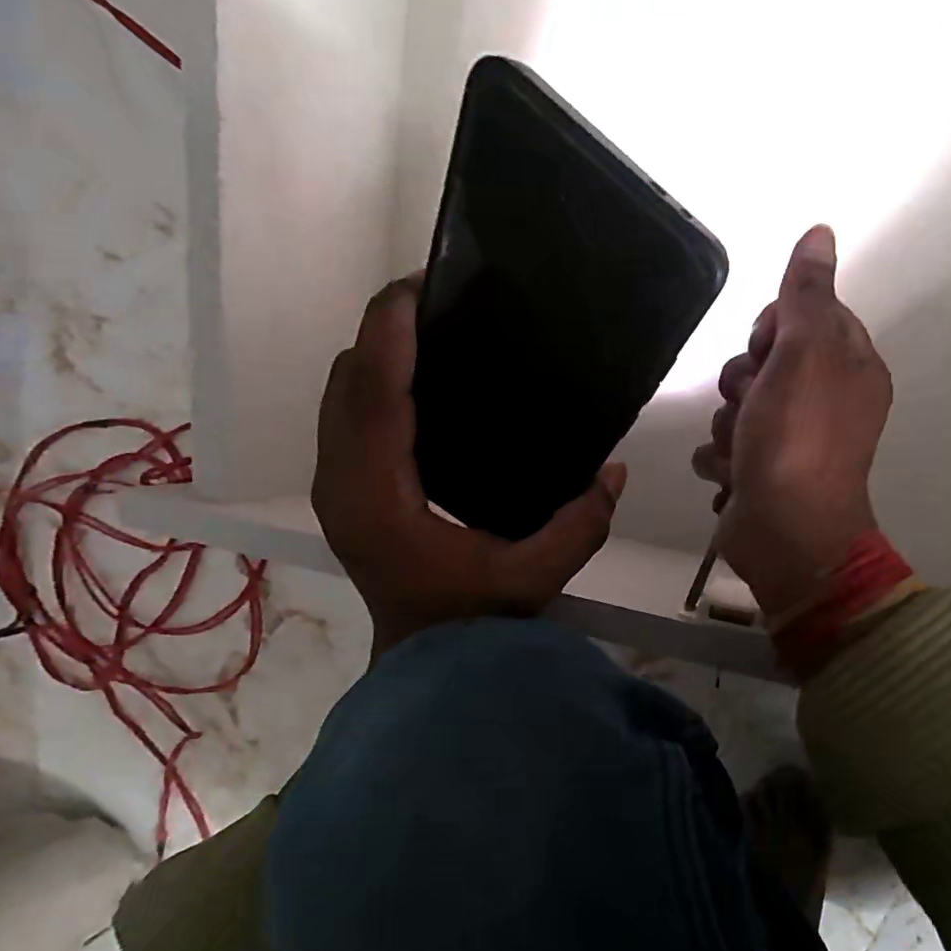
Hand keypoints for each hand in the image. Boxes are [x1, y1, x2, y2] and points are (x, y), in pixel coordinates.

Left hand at [312, 274, 626, 658]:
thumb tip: (614, 472)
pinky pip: (345, 419)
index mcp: (377, 494)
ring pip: (338, 396)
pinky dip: (371, 387)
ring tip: (430, 337)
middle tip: (439, 305)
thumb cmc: (470, 623)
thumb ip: (580, 527)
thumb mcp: (533, 578)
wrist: (427, 667)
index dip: (391, 329)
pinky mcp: (343, 496)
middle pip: (346, 379)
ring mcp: (336, 488)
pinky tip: (417, 386)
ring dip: (375, 357)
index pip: (373, 389)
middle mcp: (343, 482)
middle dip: (383, 331)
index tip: (420, 283)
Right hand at [692, 226, 892, 616]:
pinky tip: (734, 476)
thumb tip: (820, 233)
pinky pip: (723, 448)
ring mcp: (789, 443)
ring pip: (736, 407)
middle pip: (763, 362)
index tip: (770, 350)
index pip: (804, 318)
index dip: (775, 329)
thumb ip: (807, 294)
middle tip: (753, 404)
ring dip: (727, 426)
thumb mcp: (805, 352)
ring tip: (742, 449)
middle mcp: (823, 403)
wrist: (784, 532)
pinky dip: (721, 460)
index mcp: (848, 369)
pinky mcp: (759, 475)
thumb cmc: (797, 437)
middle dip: (744, 382)